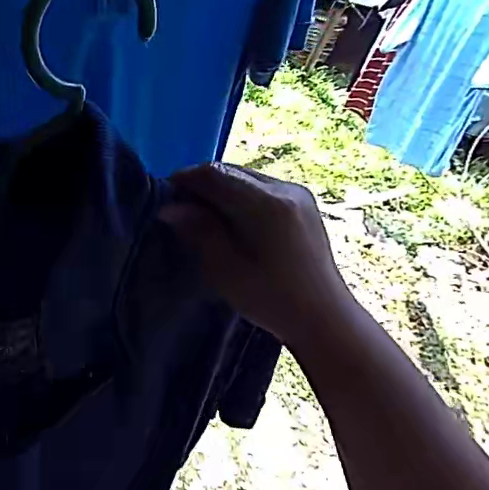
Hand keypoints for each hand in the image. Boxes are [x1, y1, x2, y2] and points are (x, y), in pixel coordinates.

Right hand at [158, 163, 356, 350]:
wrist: (324, 317)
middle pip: (230, 172)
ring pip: (245, 178)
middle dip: (201, 186)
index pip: (214, 174)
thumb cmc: (272, 300)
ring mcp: (298, 193)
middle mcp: (285, 189)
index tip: (163, 197)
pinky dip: (240, 197)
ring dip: (220, 191)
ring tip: (203, 218)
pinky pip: (261, 188)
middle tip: (179, 210)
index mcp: (266, 204)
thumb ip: (199, 232)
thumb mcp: (227, 270)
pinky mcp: (303, 203)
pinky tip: (231, 222)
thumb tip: (169, 208)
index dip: (184, 180)